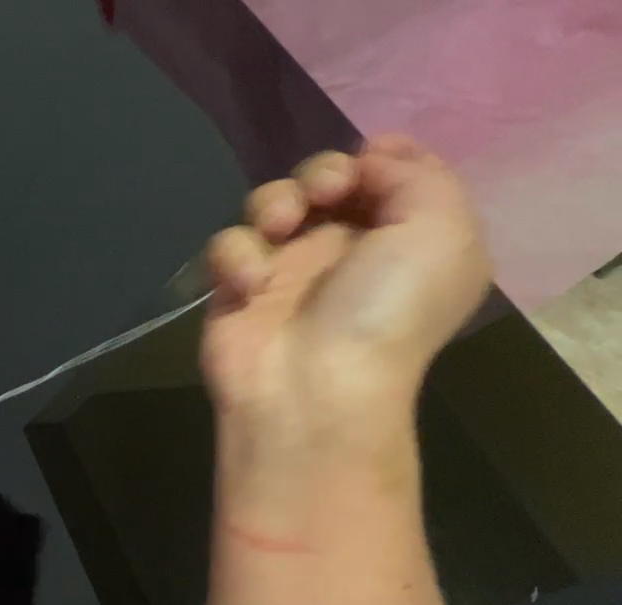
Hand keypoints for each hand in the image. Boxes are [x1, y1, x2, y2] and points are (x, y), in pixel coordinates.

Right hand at [202, 135, 491, 449]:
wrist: (311, 382)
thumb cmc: (387, 308)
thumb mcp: (442, 228)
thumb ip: (416, 174)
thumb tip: (371, 155)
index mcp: (407, 232)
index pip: (388, 171)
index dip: (376, 155)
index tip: (368, 159)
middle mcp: (346, 245)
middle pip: (323, 177)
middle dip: (320, 172)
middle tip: (324, 195)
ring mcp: (285, 266)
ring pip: (269, 202)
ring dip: (274, 202)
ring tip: (280, 229)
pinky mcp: (233, 286)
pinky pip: (227, 244)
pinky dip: (236, 254)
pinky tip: (250, 282)